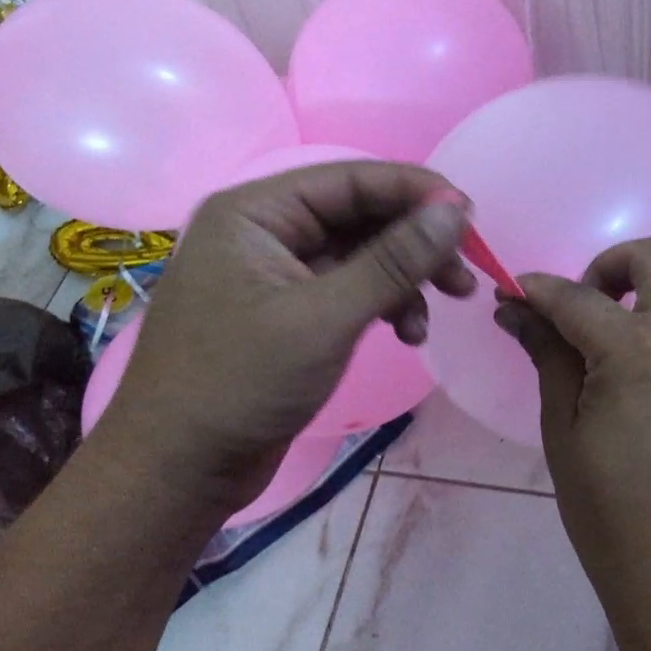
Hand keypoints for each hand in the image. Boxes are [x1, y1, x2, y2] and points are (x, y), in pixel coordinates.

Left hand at [100, 162, 474, 513]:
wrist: (179, 470)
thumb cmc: (242, 382)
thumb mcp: (328, 315)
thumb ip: (396, 258)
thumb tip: (456, 209)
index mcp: (255, 213)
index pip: (351, 179)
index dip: (416, 192)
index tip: (472, 217)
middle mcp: (264, 231)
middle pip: (361, 215)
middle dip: (418, 243)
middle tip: (466, 274)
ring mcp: (276, 272)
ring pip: (363, 253)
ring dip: (408, 278)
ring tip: (446, 308)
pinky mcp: (289, 311)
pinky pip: (352, 288)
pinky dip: (386, 304)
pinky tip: (409, 333)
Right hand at [495, 238, 650, 635]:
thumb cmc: (613, 519)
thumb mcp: (565, 435)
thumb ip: (550, 357)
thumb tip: (518, 308)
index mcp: (641, 349)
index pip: (579, 296)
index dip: (539, 289)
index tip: (513, 293)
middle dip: (610, 265)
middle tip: (579, 309)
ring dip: (639, 310)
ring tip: (604, 368)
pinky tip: (642, 401)